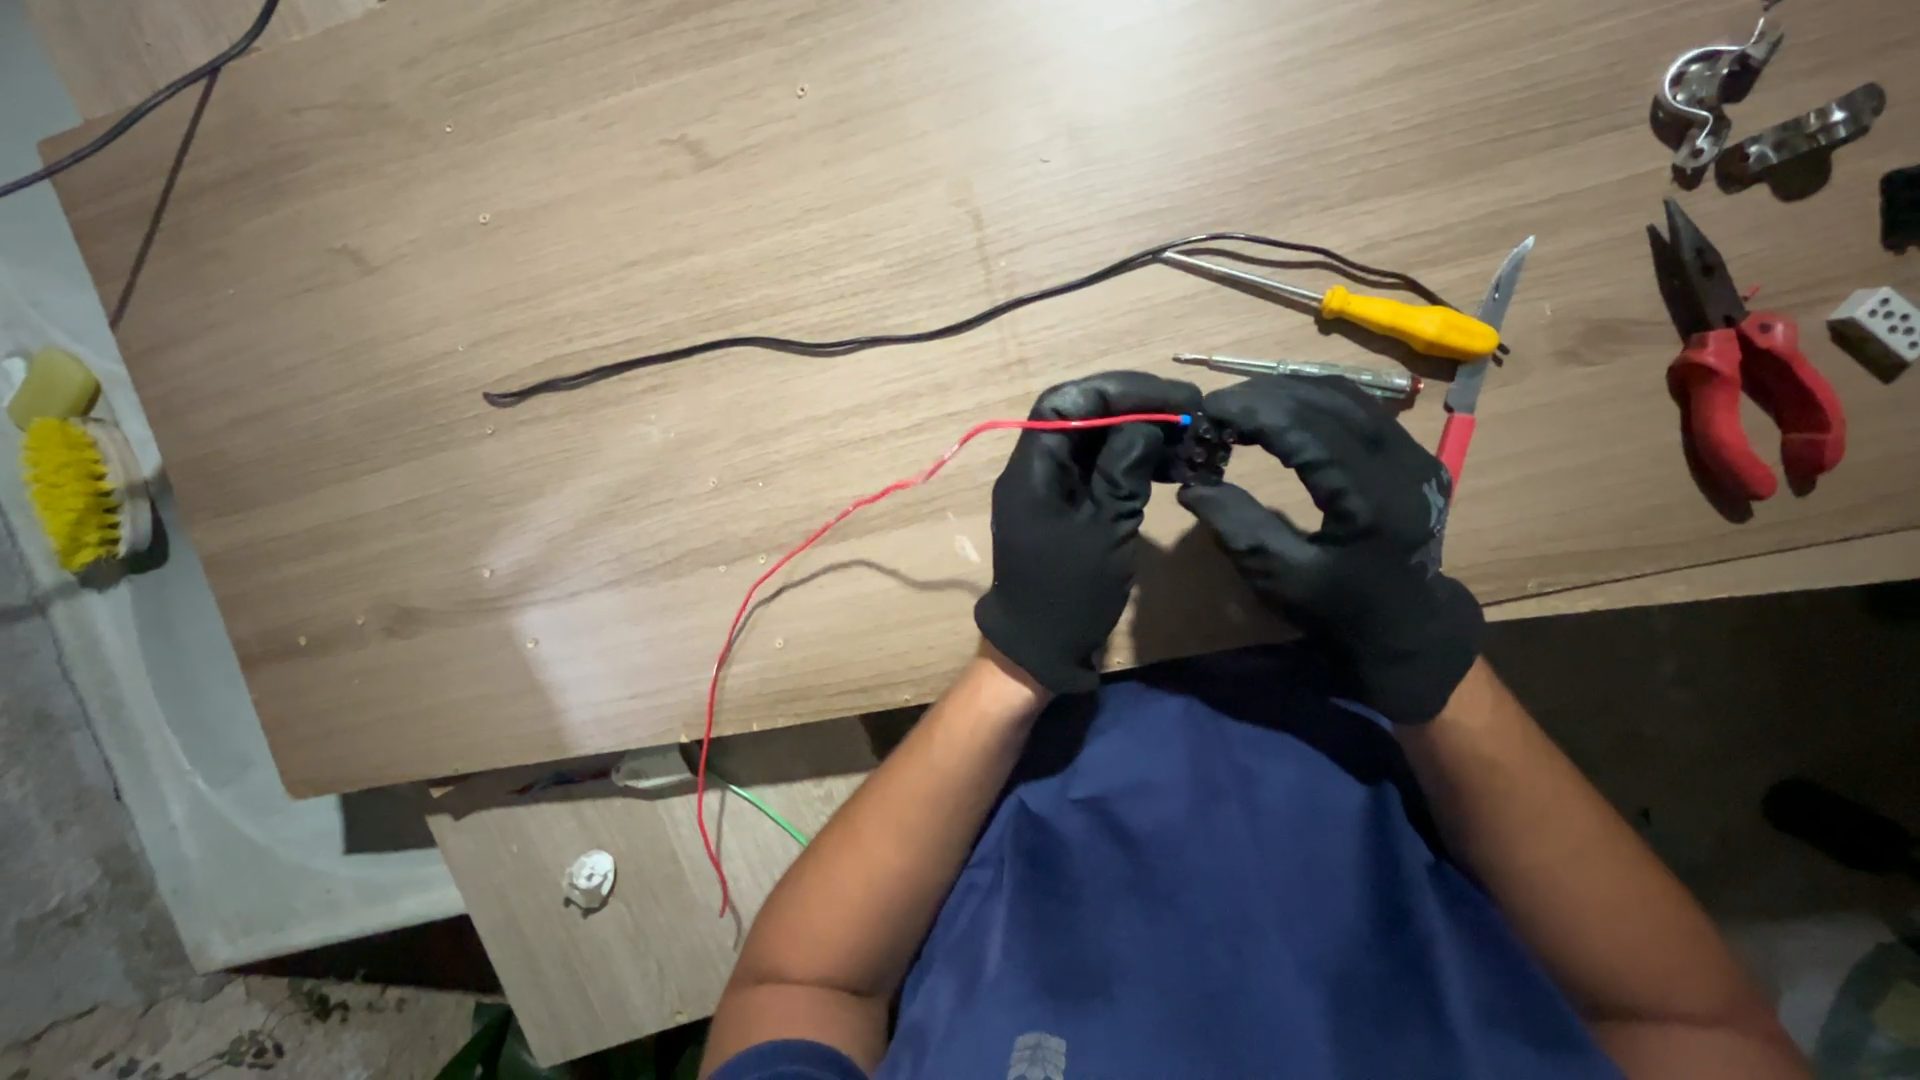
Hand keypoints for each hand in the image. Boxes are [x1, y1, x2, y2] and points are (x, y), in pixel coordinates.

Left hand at [974, 371, 1201, 693]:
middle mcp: (1035, 469)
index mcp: (1032, 468)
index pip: (1066, 402)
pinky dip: (1133, 463)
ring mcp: (1051, 488)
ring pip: (1095, 442)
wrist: (1040, 647)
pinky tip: (1173, 467)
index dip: (1117, 389)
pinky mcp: (1067, 507)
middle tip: (1188, 414)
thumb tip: (1146, 423)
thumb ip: (1124, 469)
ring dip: (1141, 435)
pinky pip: (1099, 470)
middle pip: (1082, 416)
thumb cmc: (1069, 591)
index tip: (1169, 399)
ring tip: (1190, 442)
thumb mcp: (1105, 527)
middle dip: (1136, 408)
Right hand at [1178, 375, 1481, 722]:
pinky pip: (1361, 409)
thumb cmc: (1339, 609)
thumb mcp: (1279, 579)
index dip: (1255, 411)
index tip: (1210, 408)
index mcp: (1371, 501)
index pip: (1310, 430)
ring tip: (1242, 406)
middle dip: (1267, 395)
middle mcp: (1403, 466)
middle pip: (1330, 402)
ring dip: (1290, 392)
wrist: (1407, 626)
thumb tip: (1190, 485)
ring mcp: (1416, 454)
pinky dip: (1314, 402)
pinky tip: (1281, 413)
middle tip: (1217, 407)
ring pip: (1348, 396)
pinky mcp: (1415, 453)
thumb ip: (1238, 528)